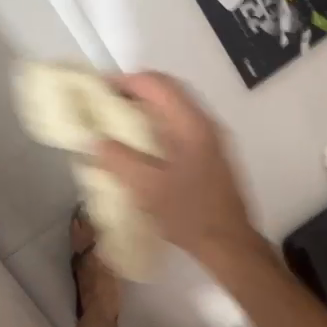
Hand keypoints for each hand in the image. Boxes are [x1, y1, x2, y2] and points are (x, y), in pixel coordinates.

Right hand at [93, 73, 256, 260]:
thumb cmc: (189, 215)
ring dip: (148, 112)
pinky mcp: (214, 158)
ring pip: (176, 111)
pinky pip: (182, 129)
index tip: (98, 92)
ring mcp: (213, 141)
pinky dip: (160, 129)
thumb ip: (119, 160)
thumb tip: (97, 141)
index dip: (124, 82)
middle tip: (107, 107)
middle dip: (135, 94)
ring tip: (120, 128)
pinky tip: (144, 151)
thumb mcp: (147, 188)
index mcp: (191, 124)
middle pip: (167, 92)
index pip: (155, 83)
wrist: (230, 244)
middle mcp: (206, 124)